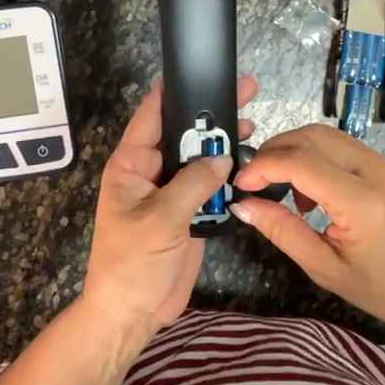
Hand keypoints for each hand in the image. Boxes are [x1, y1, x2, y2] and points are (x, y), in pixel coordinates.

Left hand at [80, 76, 258, 339]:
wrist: (132, 313)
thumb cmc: (131, 263)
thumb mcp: (160, 219)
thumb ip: (193, 184)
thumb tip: (222, 157)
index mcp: (131, 165)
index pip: (150, 117)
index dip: (173, 93)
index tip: (199, 71)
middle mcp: (151, 173)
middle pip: (182, 135)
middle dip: (211, 117)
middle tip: (246, 92)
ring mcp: (171, 193)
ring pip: (200, 160)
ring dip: (223, 147)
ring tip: (253, 125)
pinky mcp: (188, 214)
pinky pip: (209, 188)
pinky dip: (228, 178)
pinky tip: (250, 164)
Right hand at [229, 124, 384, 333]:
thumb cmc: (378, 289)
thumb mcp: (322, 266)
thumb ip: (281, 230)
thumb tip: (243, 204)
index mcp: (363, 204)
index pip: (302, 164)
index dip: (264, 167)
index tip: (241, 184)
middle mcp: (378, 173)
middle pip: (312, 137)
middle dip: (274, 151)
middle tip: (254, 179)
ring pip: (326, 135)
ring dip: (293, 150)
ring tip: (278, 185)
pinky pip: (341, 146)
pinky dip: (314, 156)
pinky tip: (308, 189)